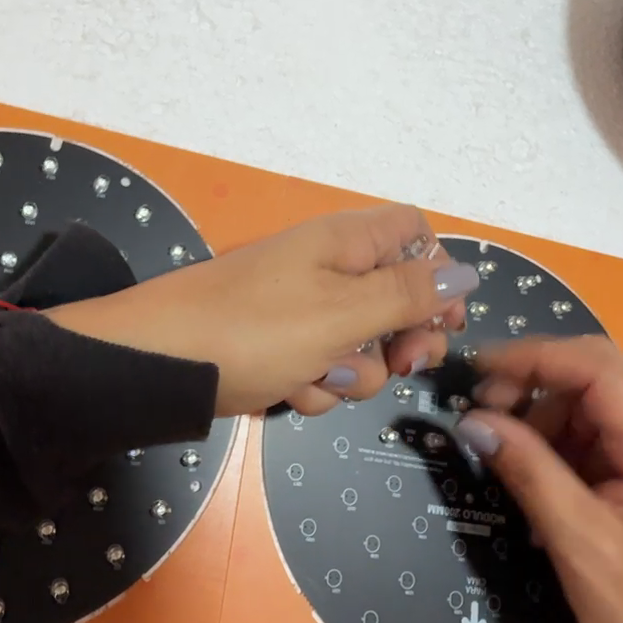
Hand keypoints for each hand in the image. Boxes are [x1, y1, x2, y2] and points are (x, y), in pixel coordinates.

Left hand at [44, 205, 479, 416]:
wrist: (156, 365)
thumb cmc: (254, 330)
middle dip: (401, 338)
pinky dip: (313, 384)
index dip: (438, 272)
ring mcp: (302, 309)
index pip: (415, 232)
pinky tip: (287, 389)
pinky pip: (323, 366)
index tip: (444, 320)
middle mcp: (328, 268)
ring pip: (361, 343)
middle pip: (396, 295)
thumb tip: (466, 271)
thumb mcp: (342, 312)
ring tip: (315, 375)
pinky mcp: (280, 346)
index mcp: (346, 241)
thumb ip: (408, 294)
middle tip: (399, 365)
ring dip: (351, 371)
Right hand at [454, 337, 622, 622]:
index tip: (478, 366)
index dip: (537, 358)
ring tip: (504, 445)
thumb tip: (471, 421)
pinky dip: (554, 437)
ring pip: (591, 398)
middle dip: (536, 377)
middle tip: (483, 402)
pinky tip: (530, 465)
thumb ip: (528, 472)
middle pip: (600, 372)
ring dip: (542, 410)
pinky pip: (592, 431)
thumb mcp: (579, 545)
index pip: (602, 371)